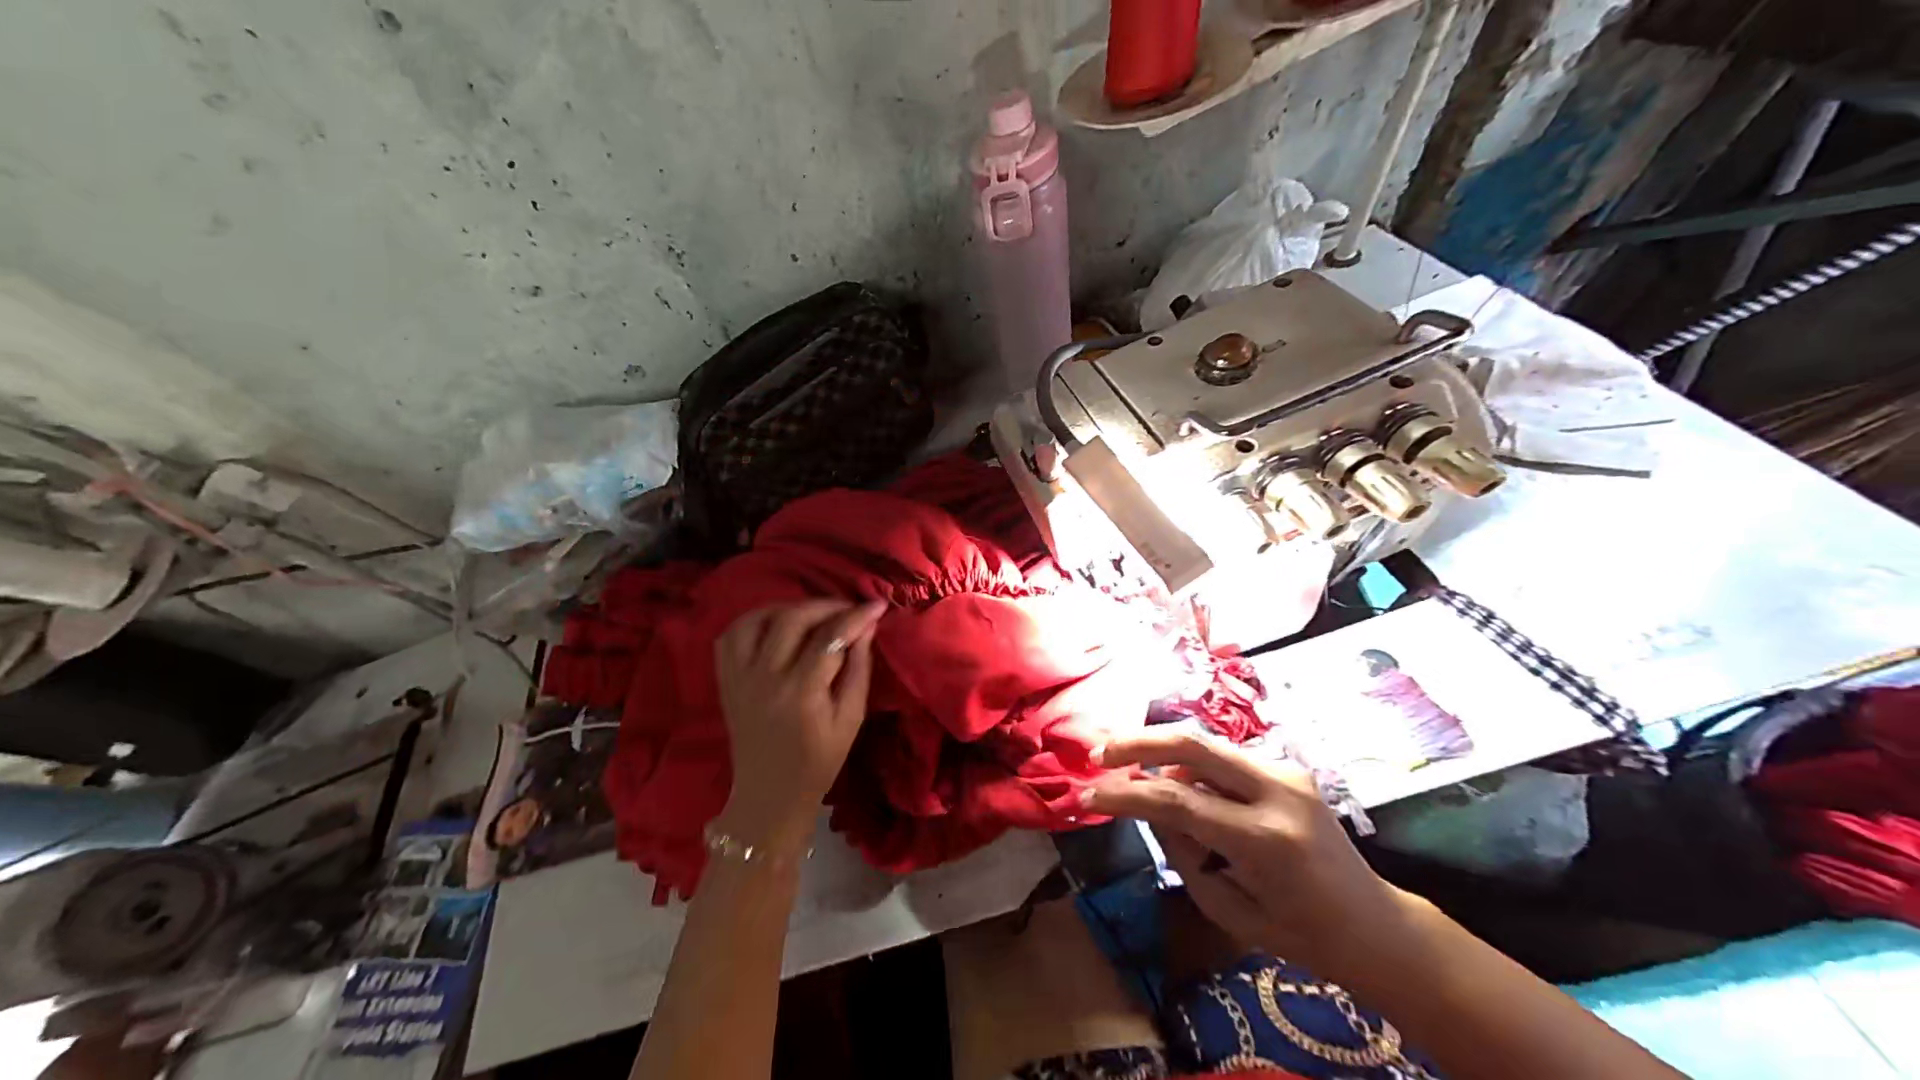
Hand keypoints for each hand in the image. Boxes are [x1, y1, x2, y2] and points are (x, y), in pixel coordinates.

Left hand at [714, 600, 884, 853]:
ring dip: (788, 607)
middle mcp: (765, 678)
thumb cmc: (818, 762)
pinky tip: (776, 625)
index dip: (856, 615)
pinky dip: (754, 620)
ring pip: (757, 619)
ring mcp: (738, 677)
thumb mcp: (851, 719)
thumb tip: (867, 626)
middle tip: (847, 609)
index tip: (877, 605)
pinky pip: (731, 634)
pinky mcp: (724, 679)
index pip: (830, 638)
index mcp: (801, 693)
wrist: (769, 795)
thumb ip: (859, 669)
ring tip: (812, 614)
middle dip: (825, 605)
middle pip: (792, 619)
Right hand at [1082, 732, 1400, 966]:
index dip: (1125, 796)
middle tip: (1100, 755)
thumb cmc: (1298, 934)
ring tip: (1141, 783)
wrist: (1373, 925)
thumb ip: (1181, 851)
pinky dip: (1195, 768)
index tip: (1086, 797)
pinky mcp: (1289, 767)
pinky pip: (1225, 758)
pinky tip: (1188, 792)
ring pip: (1206, 746)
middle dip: (1137, 743)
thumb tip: (1148, 807)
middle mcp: (1277, 791)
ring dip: (1165, 757)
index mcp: (1263, 838)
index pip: (1177, 801)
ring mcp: (1287, 772)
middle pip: (1192, 743)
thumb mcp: (1226, 907)